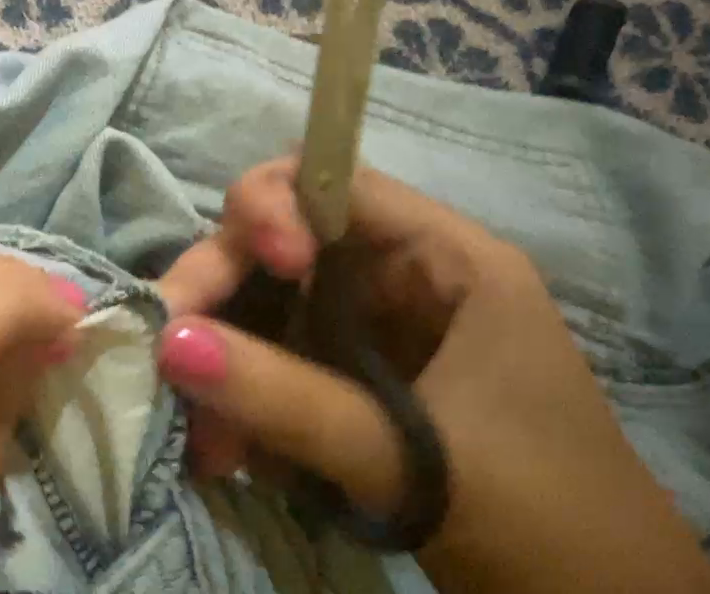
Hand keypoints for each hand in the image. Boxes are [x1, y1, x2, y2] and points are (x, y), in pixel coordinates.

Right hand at [154, 159, 709, 593]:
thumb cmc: (544, 527)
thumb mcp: (407, 458)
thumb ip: (285, 398)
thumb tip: (164, 341)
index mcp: (444, 261)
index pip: (329, 182)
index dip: (272, 207)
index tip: (258, 269)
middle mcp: (396, 278)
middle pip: (275, 242)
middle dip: (219, 293)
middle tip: (167, 351)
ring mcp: (367, 328)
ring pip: (261, 307)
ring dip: (217, 362)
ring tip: (202, 439)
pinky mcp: (347, 377)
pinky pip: (269, 359)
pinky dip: (238, 399)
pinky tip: (226, 454)